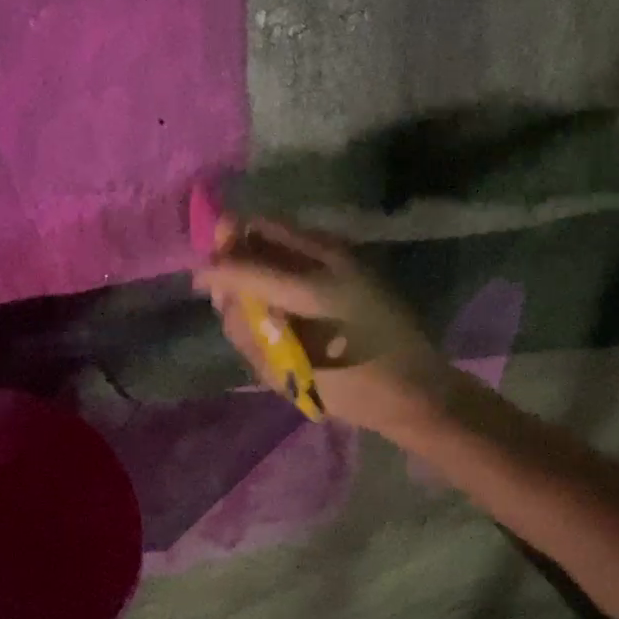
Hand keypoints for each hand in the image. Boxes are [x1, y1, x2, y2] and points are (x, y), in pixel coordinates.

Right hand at [192, 219, 453, 436]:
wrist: (420, 388)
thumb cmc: (355, 391)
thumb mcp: (291, 374)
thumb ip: (250, 335)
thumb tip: (226, 302)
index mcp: (313, 291)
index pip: (248, 267)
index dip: (216, 270)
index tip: (197, 279)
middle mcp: (329, 258)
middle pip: (265, 228)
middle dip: (235, 243)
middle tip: (221, 271)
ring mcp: (345, 253)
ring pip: (283, 228)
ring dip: (257, 245)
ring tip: (247, 277)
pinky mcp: (354, 257)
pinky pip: (303, 239)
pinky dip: (280, 250)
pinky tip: (279, 281)